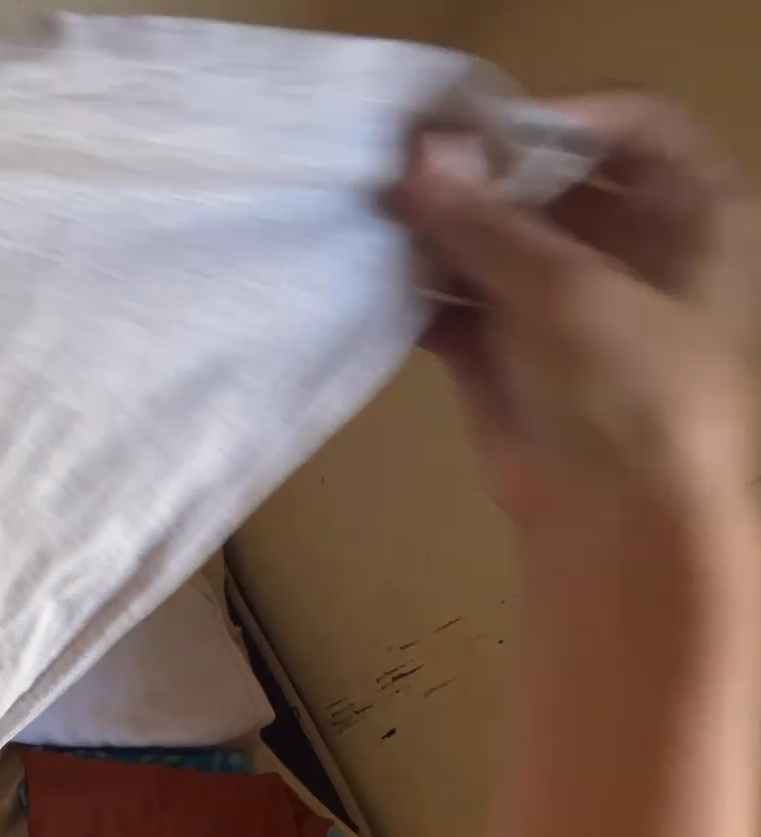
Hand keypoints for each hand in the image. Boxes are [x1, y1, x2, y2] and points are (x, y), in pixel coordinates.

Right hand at [393, 92, 755, 528]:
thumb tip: (419, 154)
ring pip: (480, 247)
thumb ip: (486, 226)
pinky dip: (409, 297)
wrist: (605, 505)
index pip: (625, 127)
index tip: (461, 134)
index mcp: (682, 214)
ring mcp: (546, 301)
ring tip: (368, 233)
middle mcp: (615, 247)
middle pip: (537, 186)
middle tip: (391, 182)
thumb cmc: (625, 389)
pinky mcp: (492, 347)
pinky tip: (369, 291)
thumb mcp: (565, 293)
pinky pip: (445, 304)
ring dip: (427, 241)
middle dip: (467, 183)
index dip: (552, 118)